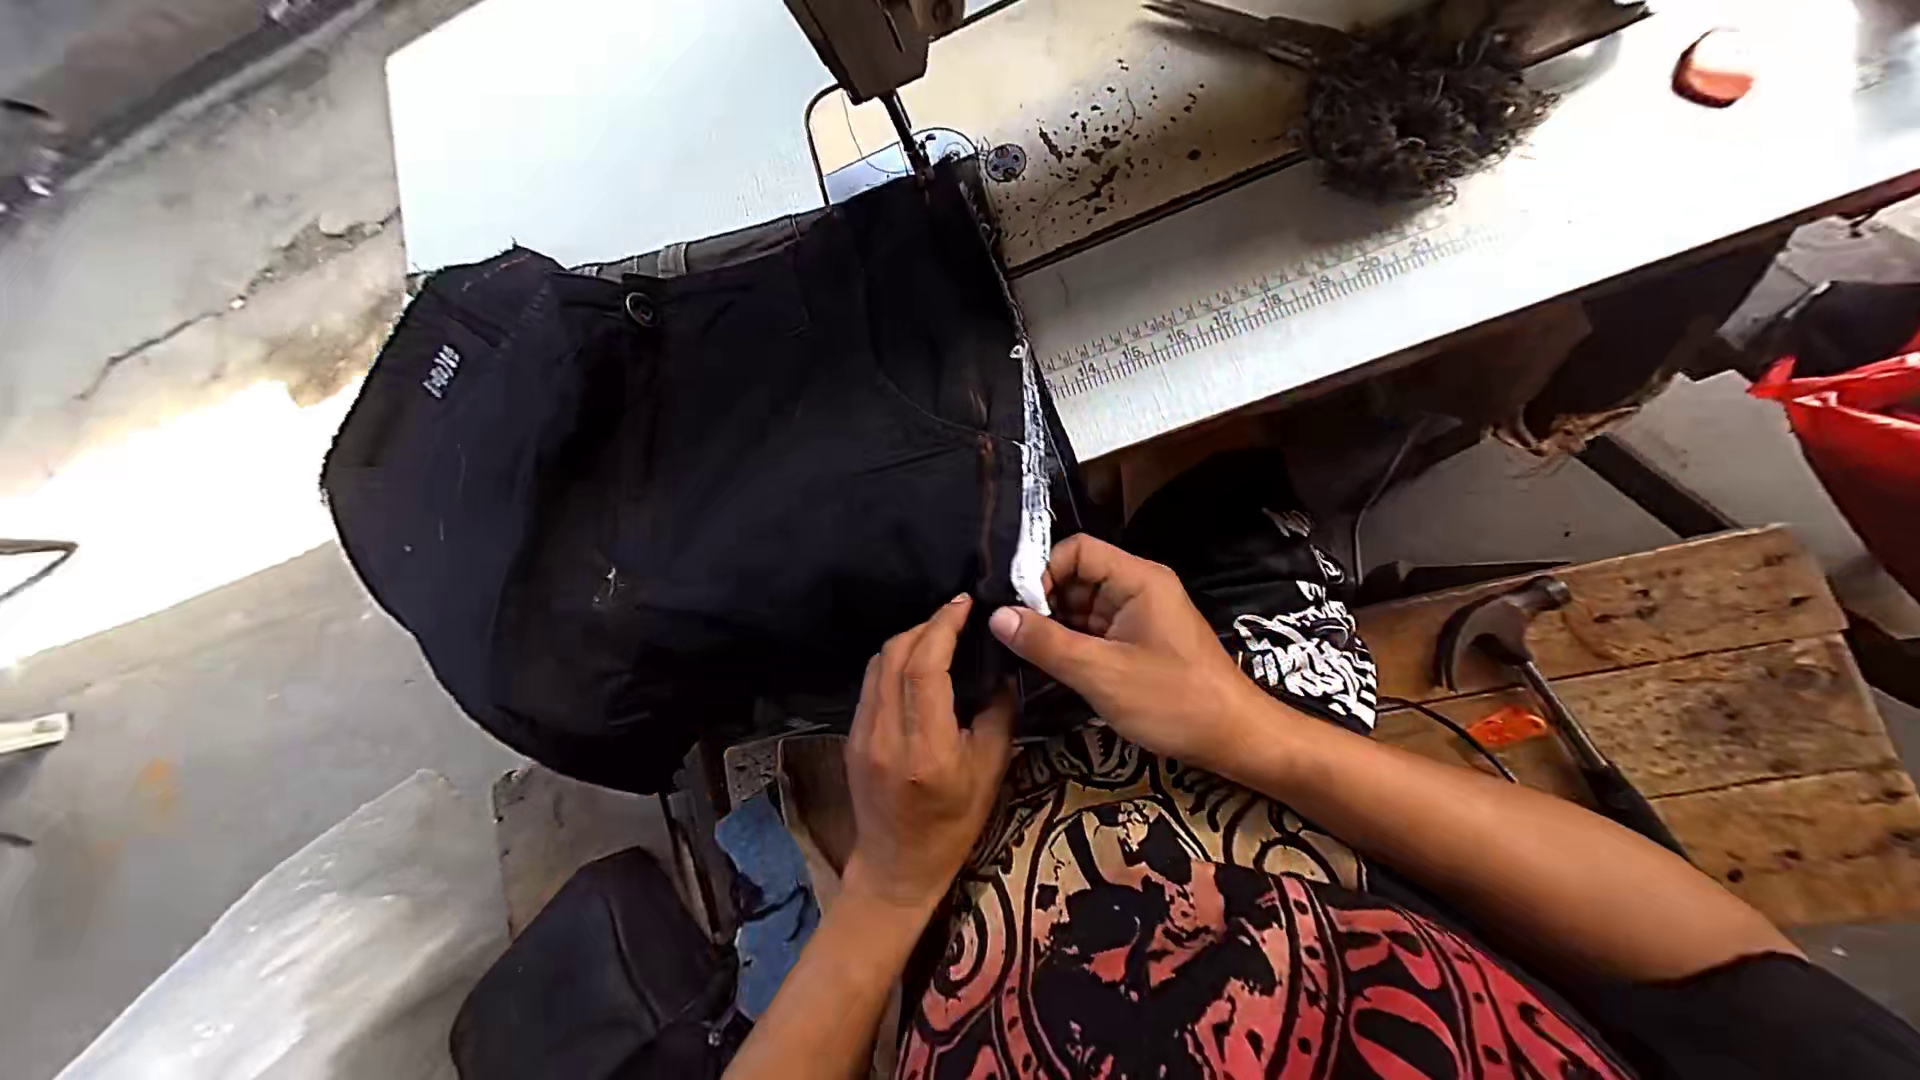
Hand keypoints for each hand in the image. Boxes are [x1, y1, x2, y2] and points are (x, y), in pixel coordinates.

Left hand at [843, 594, 1013, 914]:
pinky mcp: (851, 735)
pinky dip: (894, 659)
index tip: (964, 604)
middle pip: (896, 654)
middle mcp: (885, 735)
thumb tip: (1000, 666)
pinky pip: (871, 681)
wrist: (896, 866)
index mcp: (925, 748)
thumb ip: (998, 713)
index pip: (925, 667)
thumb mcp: (990, 772)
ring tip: (939, 633)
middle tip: (956, 614)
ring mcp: (861, 734)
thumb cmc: (953, 824)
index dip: (943, 626)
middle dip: (927, 624)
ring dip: (908, 638)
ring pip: (878, 663)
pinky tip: (916, 660)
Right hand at [988, 534, 1277, 768]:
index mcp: (1138, 579)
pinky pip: (1094, 628)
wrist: (1235, 739)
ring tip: (1023, 648)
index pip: (1078, 550)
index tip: (1018, 606)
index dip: (1044, 570)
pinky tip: (1047, 659)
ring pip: (1082, 604)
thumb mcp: (1101, 673)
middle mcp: (1138, 587)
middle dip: (1044, 600)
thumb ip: (1046, 643)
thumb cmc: (1173, 701)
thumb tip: (996, 616)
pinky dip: (1070, 641)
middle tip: (1012, 630)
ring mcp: (1138, 614)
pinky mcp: (1137, 640)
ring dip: (1054, 624)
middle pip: (1077, 575)